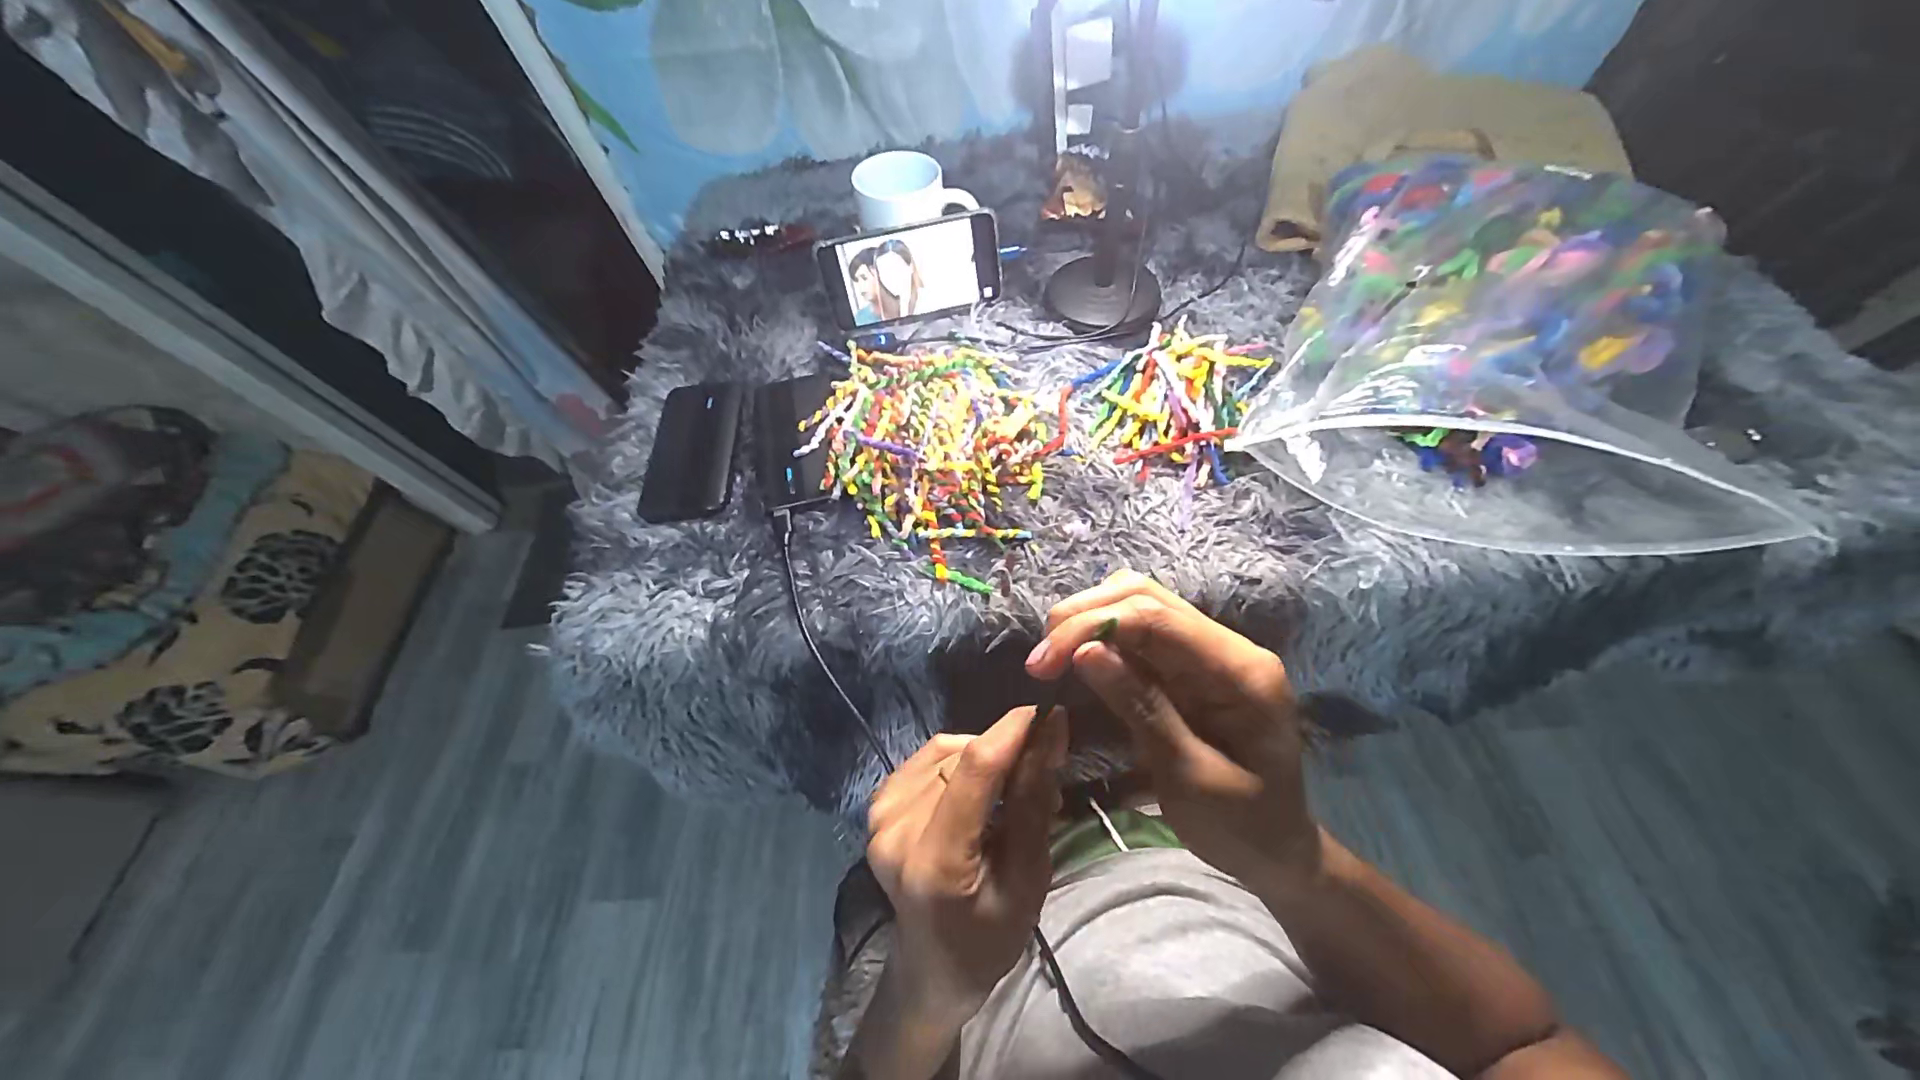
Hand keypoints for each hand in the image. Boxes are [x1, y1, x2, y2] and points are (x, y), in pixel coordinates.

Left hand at [865, 706, 1067, 1025]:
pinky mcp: (877, 805)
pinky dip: (960, 760)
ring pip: (946, 751)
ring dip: (985, 755)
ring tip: (1010, 786)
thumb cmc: (989, 937)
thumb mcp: (1028, 877)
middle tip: (1042, 770)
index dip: (1012, 731)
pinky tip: (977, 786)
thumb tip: (1051, 729)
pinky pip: (927, 758)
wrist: (932, 966)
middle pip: (961, 757)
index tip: (1050, 712)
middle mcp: (895, 829)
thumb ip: (1034, 800)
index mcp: (934, 859)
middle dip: (1008, 750)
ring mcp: (878, 816)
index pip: (974, 771)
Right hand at [1025, 570, 1319, 888]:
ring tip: (1052, 658)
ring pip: (1138, 604)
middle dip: (1084, 615)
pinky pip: (1138, 633)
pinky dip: (1100, 637)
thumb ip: (1142, 708)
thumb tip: (1085, 651)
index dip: (1092, 626)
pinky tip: (1076, 659)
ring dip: (1088, 620)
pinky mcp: (1188, 666)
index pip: (1157, 617)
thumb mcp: (1191, 777)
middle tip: (1041, 660)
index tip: (1043, 663)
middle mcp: (1225, 646)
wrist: (1278, 850)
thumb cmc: (1243, 826)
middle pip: (1145, 596)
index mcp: (1240, 669)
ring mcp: (1207, 652)